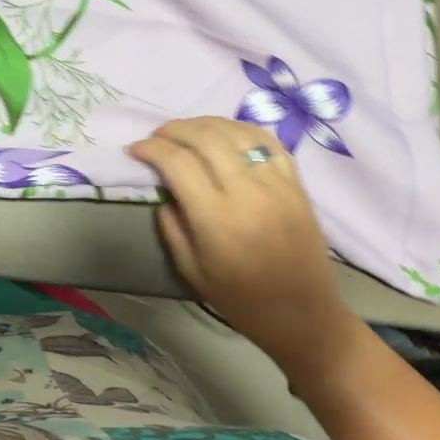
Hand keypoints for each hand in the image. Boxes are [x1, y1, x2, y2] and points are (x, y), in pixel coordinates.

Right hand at [127, 117, 356, 367]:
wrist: (304, 316)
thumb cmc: (241, 300)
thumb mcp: (191, 270)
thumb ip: (172, 225)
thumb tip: (164, 190)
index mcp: (217, 219)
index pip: (177, 163)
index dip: (151, 149)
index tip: (135, 149)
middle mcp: (248, 194)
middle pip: (205, 138)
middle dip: (174, 129)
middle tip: (157, 136)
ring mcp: (277, 185)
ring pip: (236, 132)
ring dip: (205, 124)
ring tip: (187, 131)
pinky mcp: (297, 185)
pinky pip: (268, 142)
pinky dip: (241, 129)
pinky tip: (225, 133)